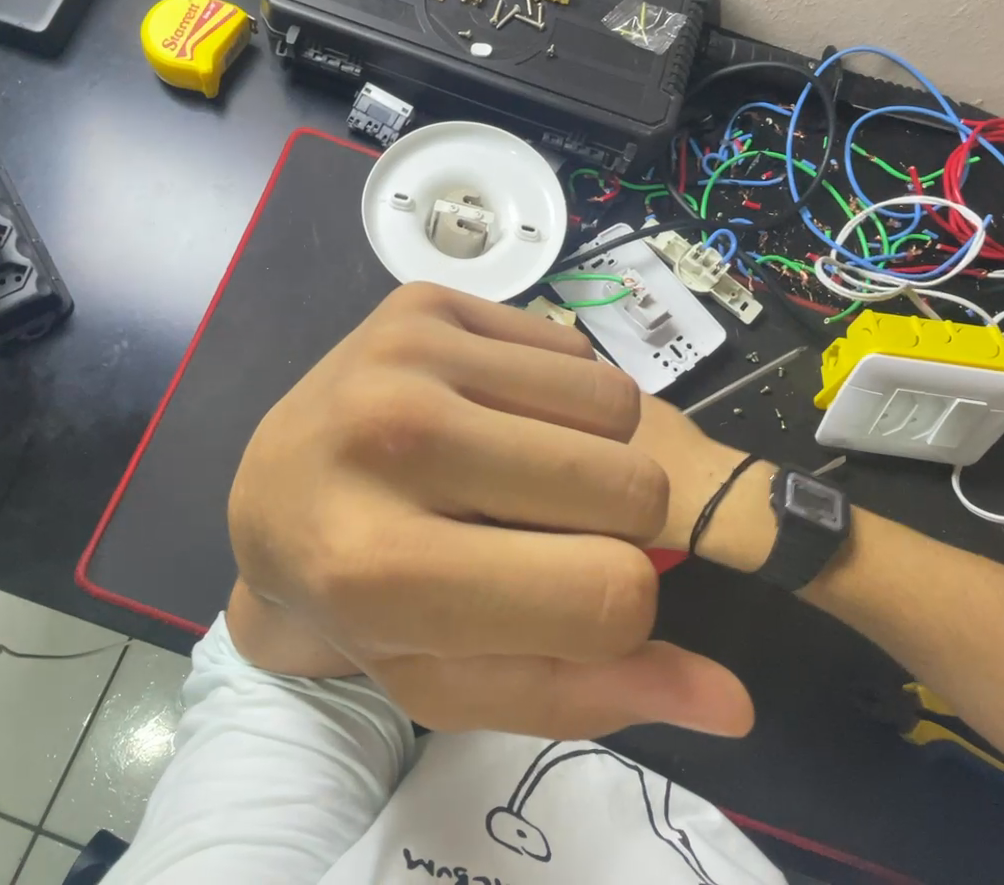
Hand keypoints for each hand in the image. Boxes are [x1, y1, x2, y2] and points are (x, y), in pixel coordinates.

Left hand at [227, 283, 752, 738]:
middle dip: (613, 525)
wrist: (271, 493)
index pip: (608, 593)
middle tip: (534, 531)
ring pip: (616, 406)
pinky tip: (489, 419)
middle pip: (629, 487)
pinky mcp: (422, 300)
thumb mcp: (455, 681)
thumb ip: (589, 695)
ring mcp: (405, 351)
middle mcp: (389, 438)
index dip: (618, 610)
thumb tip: (732, 702)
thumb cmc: (359, 604)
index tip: (561, 598)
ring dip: (590, 454)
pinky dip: (557, 398)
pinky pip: (575, 349)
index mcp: (380, 568)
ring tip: (510, 472)